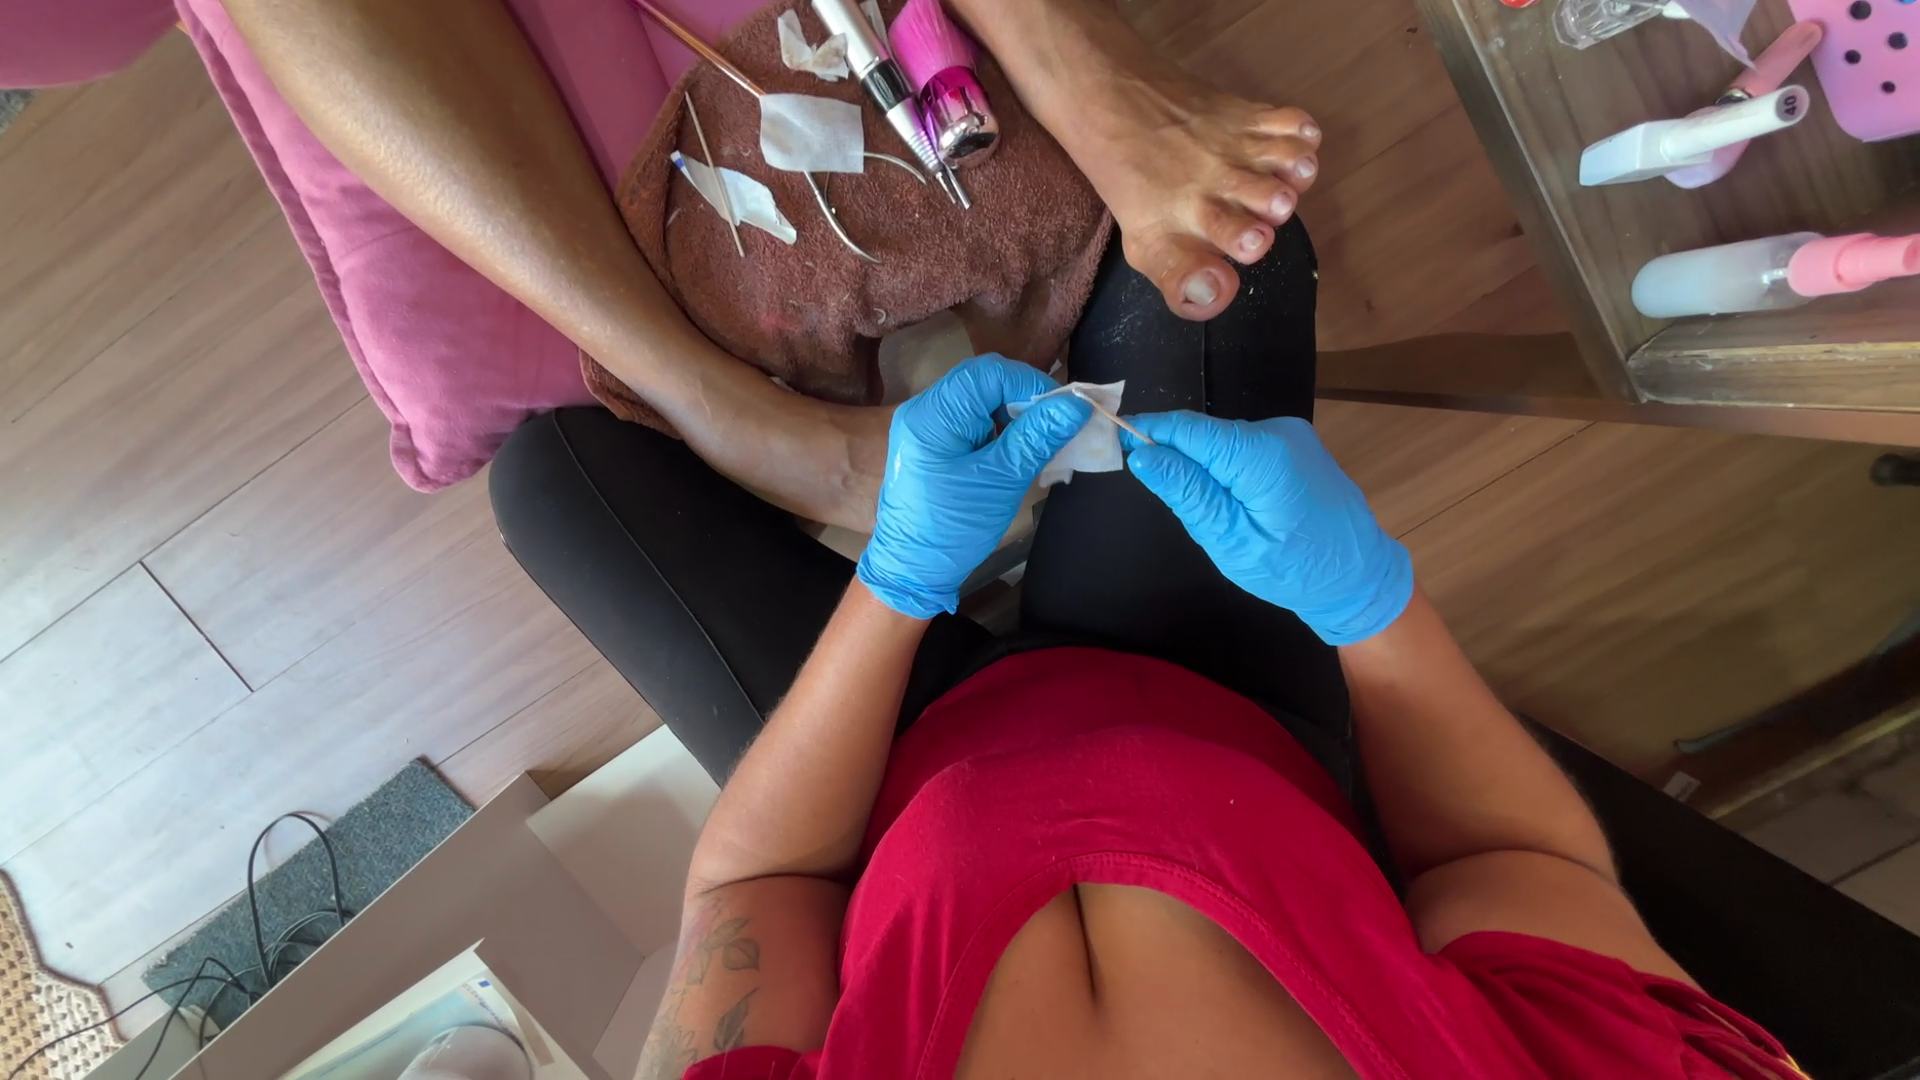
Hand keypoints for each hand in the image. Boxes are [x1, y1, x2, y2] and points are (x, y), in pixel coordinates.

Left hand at [857, 355, 1091, 618]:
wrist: (913, 569)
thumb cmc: (954, 528)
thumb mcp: (1002, 481)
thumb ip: (1038, 437)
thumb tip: (1078, 403)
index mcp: (933, 415)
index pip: (989, 373)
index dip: (1032, 384)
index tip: (1063, 412)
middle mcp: (923, 410)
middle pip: (983, 381)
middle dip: (1024, 398)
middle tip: (1055, 425)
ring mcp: (925, 427)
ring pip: (979, 400)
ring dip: (1014, 414)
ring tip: (1039, 440)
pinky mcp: (932, 444)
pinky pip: (970, 420)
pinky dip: (998, 428)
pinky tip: (1017, 450)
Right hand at [1123, 412, 1412, 644]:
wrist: (1359, 579)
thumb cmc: (1294, 570)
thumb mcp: (1230, 540)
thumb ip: (1187, 493)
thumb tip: (1141, 455)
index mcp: (1261, 454)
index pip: (1187, 429)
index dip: (1147, 432)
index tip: (1113, 443)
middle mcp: (1277, 431)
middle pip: (1203, 435)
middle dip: (1175, 458)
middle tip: (1164, 501)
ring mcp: (1290, 435)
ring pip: (1220, 443)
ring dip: (1201, 469)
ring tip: (1207, 513)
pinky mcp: (1294, 445)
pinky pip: (1240, 450)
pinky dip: (1224, 471)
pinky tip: (1233, 504)